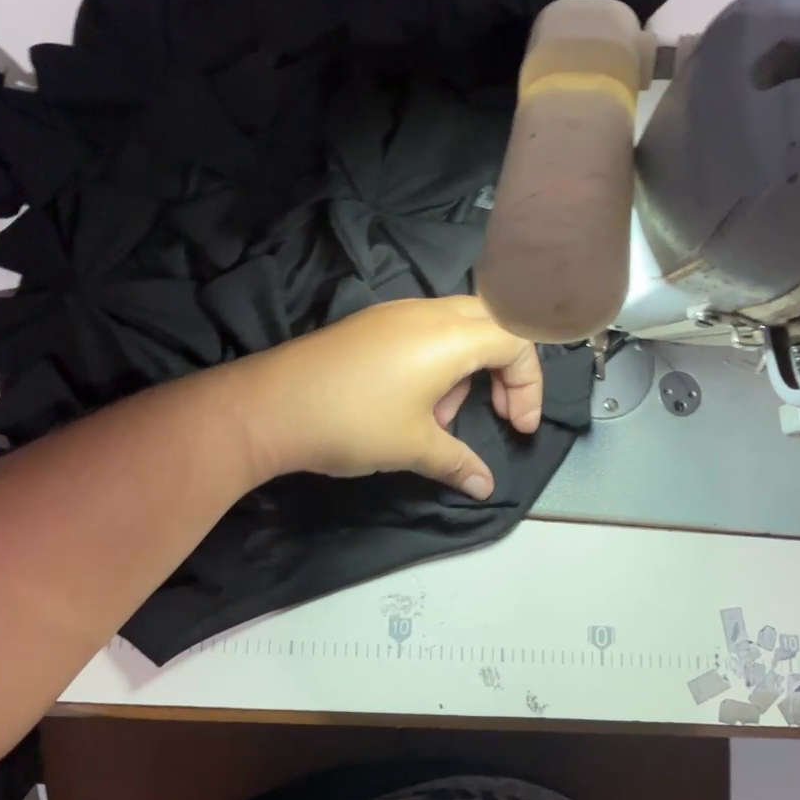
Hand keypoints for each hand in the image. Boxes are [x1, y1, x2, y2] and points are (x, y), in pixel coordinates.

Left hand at [222, 296, 544, 498]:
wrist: (270, 407)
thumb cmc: (352, 423)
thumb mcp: (413, 447)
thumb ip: (458, 462)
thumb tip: (484, 486)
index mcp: (449, 336)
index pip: (516, 340)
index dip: (530, 384)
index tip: (519, 427)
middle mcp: (427, 313)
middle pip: (492, 324)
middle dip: (505, 370)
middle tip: (500, 413)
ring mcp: (395, 314)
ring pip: (456, 329)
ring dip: (465, 372)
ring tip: (439, 421)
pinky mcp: (370, 325)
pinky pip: (424, 333)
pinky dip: (435, 365)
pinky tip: (410, 405)